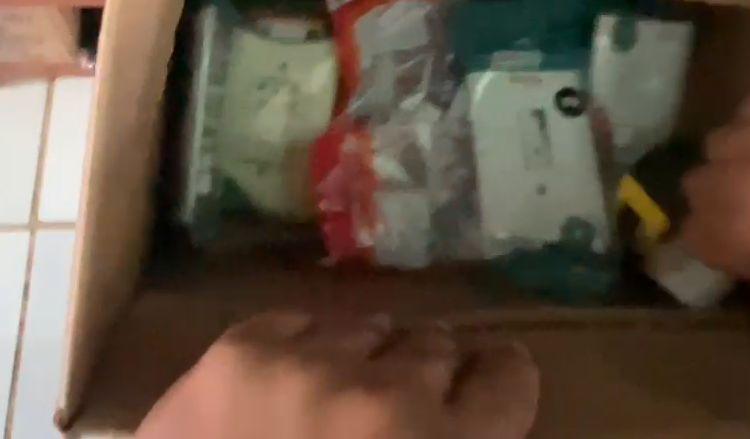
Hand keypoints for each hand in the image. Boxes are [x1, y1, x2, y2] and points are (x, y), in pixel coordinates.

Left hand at [138, 311, 537, 438]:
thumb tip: (459, 433)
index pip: (506, 384)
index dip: (498, 381)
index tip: (485, 382)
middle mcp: (386, 398)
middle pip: (434, 345)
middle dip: (423, 375)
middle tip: (396, 409)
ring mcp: (307, 365)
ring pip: (366, 327)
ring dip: (362, 359)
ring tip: (337, 398)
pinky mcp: (242, 349)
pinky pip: (300, 322)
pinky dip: (302, 351)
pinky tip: (287, 389)